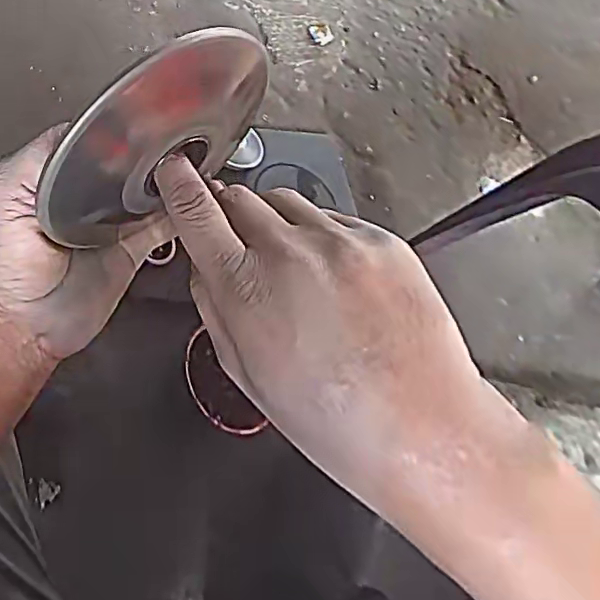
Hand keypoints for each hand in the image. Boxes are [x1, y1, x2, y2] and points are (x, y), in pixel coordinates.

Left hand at [0, 125, 172, 362]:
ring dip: (171, 182)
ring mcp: (114, 218)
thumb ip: (36, 158)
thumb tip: (76, 130)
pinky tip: (191, 206)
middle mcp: (88, 191)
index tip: (141, 126)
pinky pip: (166, 224)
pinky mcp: (135, 246)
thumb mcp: (7, 193)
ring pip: (155, 189)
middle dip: (151, 154)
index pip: (96, 138)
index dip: (117, 133)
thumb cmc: (8, 266)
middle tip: (171, 150)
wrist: (26, 326)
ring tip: (188, 173)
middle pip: (131, 160)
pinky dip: (182, 215)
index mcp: (58, 171)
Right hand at [152, 155, 530, 511]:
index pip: (196, 210)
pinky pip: (331, 217)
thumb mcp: (246, 373)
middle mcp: (290, 253)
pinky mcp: (380, 239)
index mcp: (247, 288)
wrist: (426, 429)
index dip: (177, 183)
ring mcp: (340, 241)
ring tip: (296, 273)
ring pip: (284, 200)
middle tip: (243, 249)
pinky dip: (319, 237)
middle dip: (228, 214)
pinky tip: (333, 279)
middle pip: (238, 196)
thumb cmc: (335, 419)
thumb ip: (213, 307)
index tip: (173, 170)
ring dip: (275, 224)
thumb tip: (202, 266)